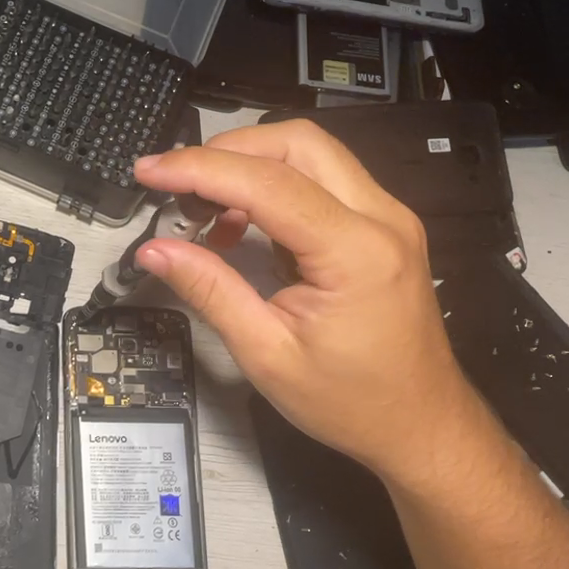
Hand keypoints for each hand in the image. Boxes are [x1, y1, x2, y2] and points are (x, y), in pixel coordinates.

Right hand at [132, 120, 486, 481]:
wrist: (420, 424)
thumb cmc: (349, 401)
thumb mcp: (266, 354)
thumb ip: (210, 292)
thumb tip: (154, 251)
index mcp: (355, 253)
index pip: (268, 184)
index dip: (199, 168)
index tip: (148, 170)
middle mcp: (381, 218)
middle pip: (297, 144)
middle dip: (226, 151)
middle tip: (175, 182)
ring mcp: (387, 217)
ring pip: (310, 154)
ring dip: (248, 165)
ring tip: (202, 209)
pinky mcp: (380, 226)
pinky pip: (320, 181)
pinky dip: (270, 187)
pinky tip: (239, 227)